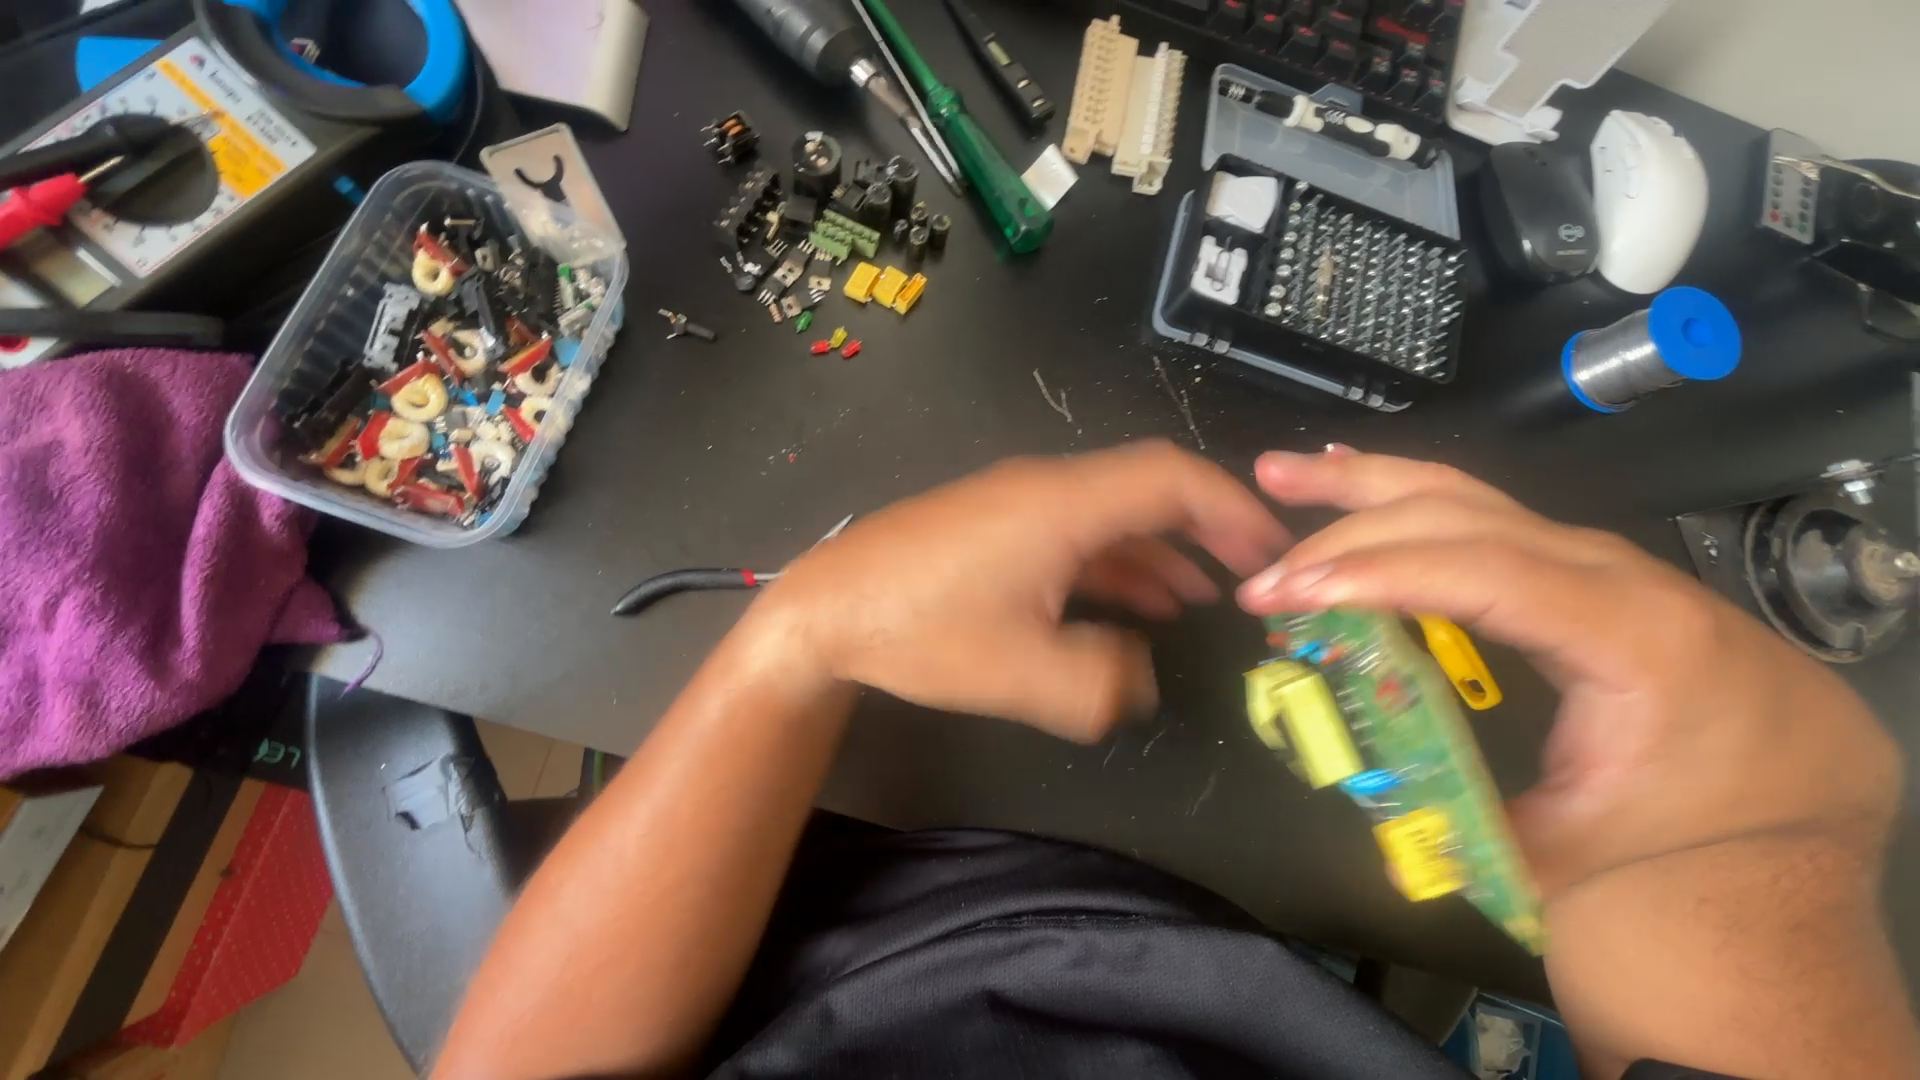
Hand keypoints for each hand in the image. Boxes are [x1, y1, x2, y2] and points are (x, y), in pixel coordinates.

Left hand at [755, 441, 1289, 742]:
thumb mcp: (1025, 675)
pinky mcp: (994, 528)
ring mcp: (1016, 505)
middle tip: (1251, 575)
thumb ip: (1106, 684)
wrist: (824, 613)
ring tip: (1203, 598)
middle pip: (1146, 489)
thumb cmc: (922, 634)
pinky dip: (1113, 564)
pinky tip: (1133, 603)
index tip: (1269, 551)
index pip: (1172, 479)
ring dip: (1160, 552)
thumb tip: (1142, 678)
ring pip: (1110, 516)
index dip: (1232, 509)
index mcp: (1062, 505)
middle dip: (1206, 529)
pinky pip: (1073, 535)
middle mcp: (1045, 488)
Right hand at [1234, 448, 1902, 896]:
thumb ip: (1429, 757)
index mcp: (1654, 652)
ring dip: (1392, 491)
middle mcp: (1661, 600)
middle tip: (1268, 492)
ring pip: (1505, 512)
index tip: (1283, 588)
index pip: (1488, 572)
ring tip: (1301, 470)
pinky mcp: (1629, 614)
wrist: (1779, 980)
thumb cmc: (1662, 928)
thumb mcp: (1530, 849)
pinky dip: (1443, 521)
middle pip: (1487, 517)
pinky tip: (1392, 503)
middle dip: (1361, 510)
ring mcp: (1652, 598)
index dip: (1372, 571)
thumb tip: (1331, 706)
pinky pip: (1527, 546)